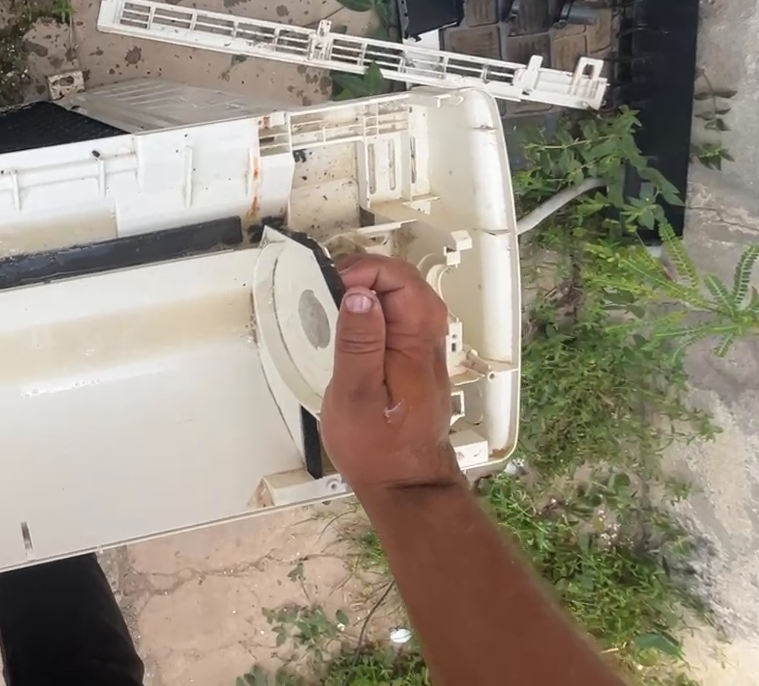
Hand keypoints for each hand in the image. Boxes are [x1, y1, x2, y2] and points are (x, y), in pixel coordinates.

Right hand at [319, 253, 462, 496]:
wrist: (405, 487)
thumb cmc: (375, 444)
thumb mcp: (355, 392)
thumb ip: (358, 341)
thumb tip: (359, 294)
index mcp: (414, 345)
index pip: (402, 281)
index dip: (366, 273)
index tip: (334, 289)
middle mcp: (426, 343)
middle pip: (410, 284)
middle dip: (370, 272)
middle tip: (332, 286)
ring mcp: (423, 354)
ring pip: (409, 299)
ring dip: (374, 286)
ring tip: (338, 296)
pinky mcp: (414, 364)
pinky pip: (403, 318)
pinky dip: (378, 305)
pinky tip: (354, 319)